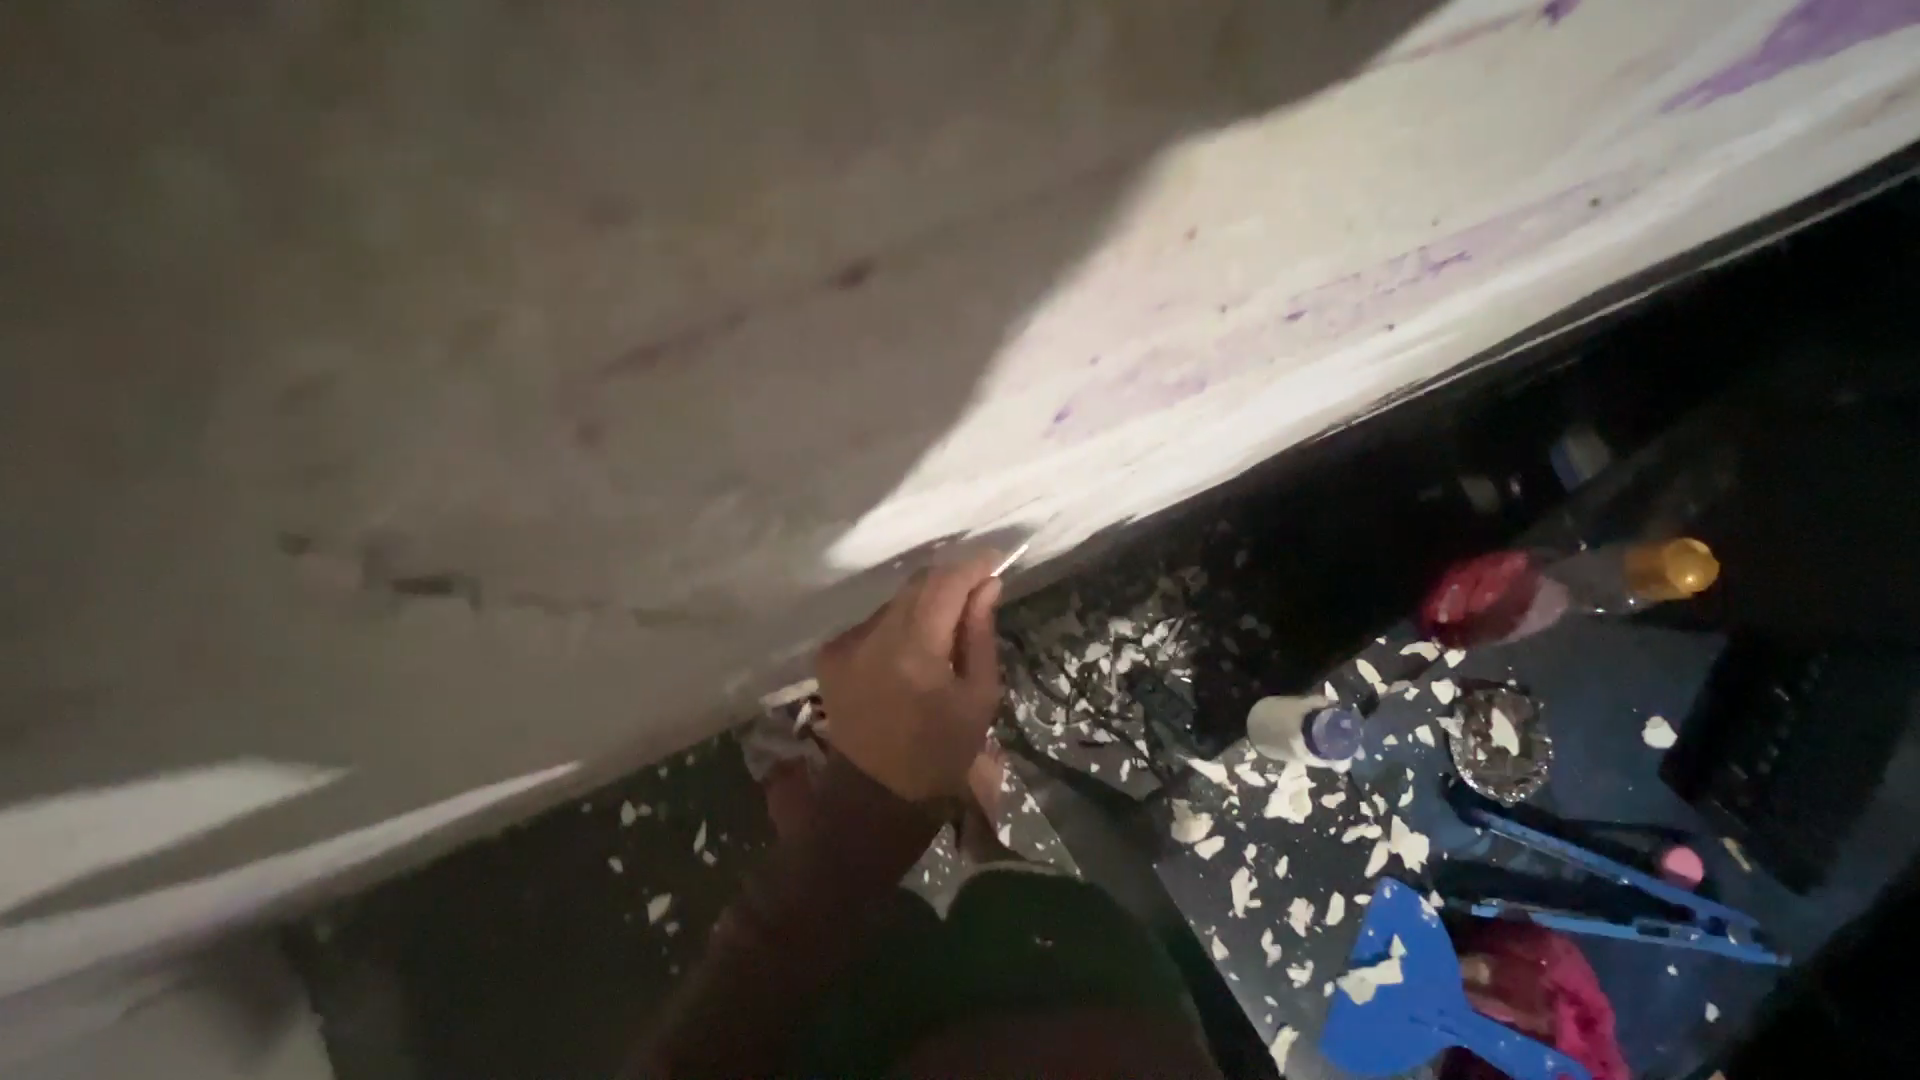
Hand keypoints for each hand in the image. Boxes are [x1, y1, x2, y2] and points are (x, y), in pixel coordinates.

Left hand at [816, 553, 1004, 801]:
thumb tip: (986, 584)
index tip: (996, 559)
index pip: (943, 584)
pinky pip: (875, 623)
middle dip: (950, 581)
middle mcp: (871, 638)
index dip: (971, 565)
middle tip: (979, 590)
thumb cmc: (940, 751)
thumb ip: (979, 633)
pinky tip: (914, 651)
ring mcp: (845, 644)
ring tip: (947, 628)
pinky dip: (900, 624)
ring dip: (924, 604)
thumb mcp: (978, 696)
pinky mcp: (830, 654)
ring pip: (895, 602)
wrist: (876, 795)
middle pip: (916, 586)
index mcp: (912, 652)